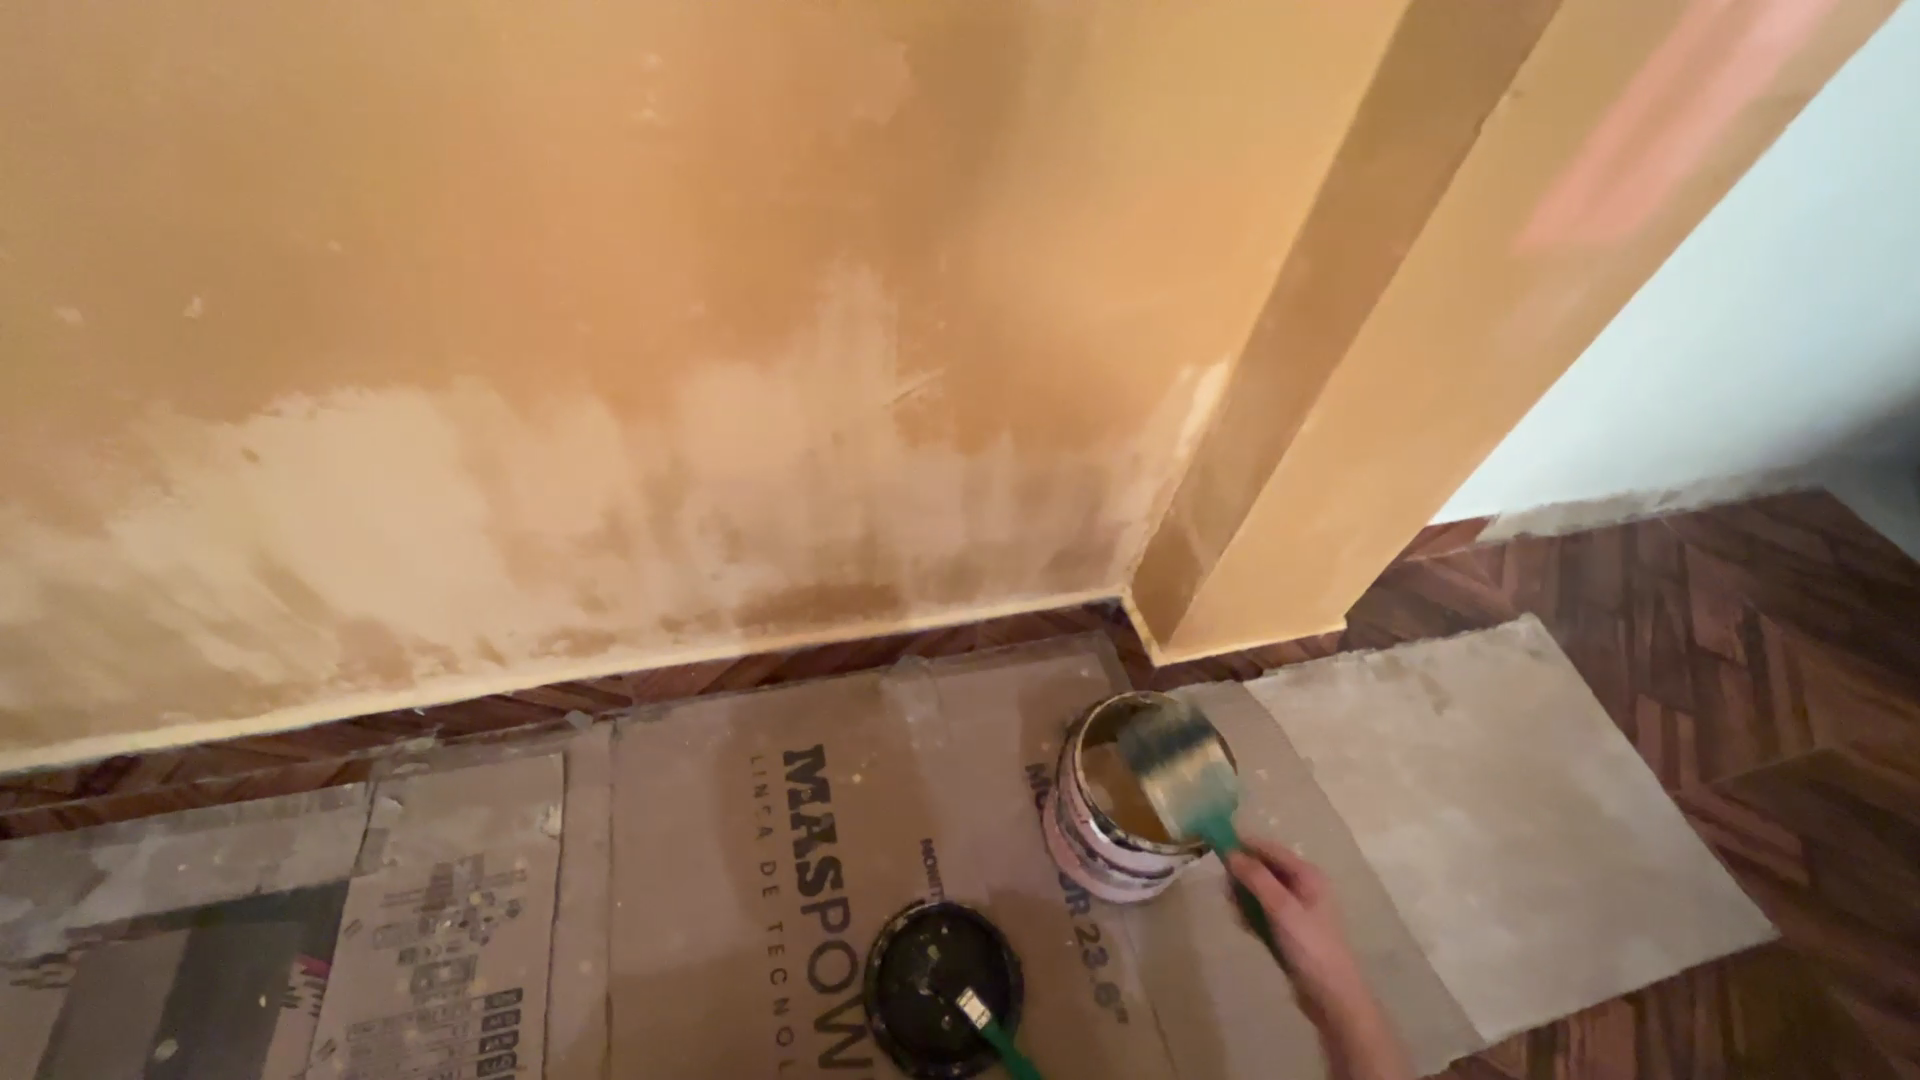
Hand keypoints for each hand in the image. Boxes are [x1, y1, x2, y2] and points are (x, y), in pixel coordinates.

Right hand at [1224, 839, 1368, 1023]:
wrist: (1332, 997)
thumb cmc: (1310, 946)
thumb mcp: (1282, 908)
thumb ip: (1256, 878)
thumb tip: (1230, 852)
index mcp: (1307, 875)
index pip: (1269, 849)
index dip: (1243, 845)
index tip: (1215, 846)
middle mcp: (1301, 886)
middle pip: (1262, 868)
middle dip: (1241, 876)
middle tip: (1227, 891)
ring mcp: (1294, 908)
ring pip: (1258, 890)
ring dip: (1243, 897)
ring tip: (1237, 913)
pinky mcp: (1286, 928)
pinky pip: (1260, 910)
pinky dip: (1250, 914)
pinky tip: (1245, 926)